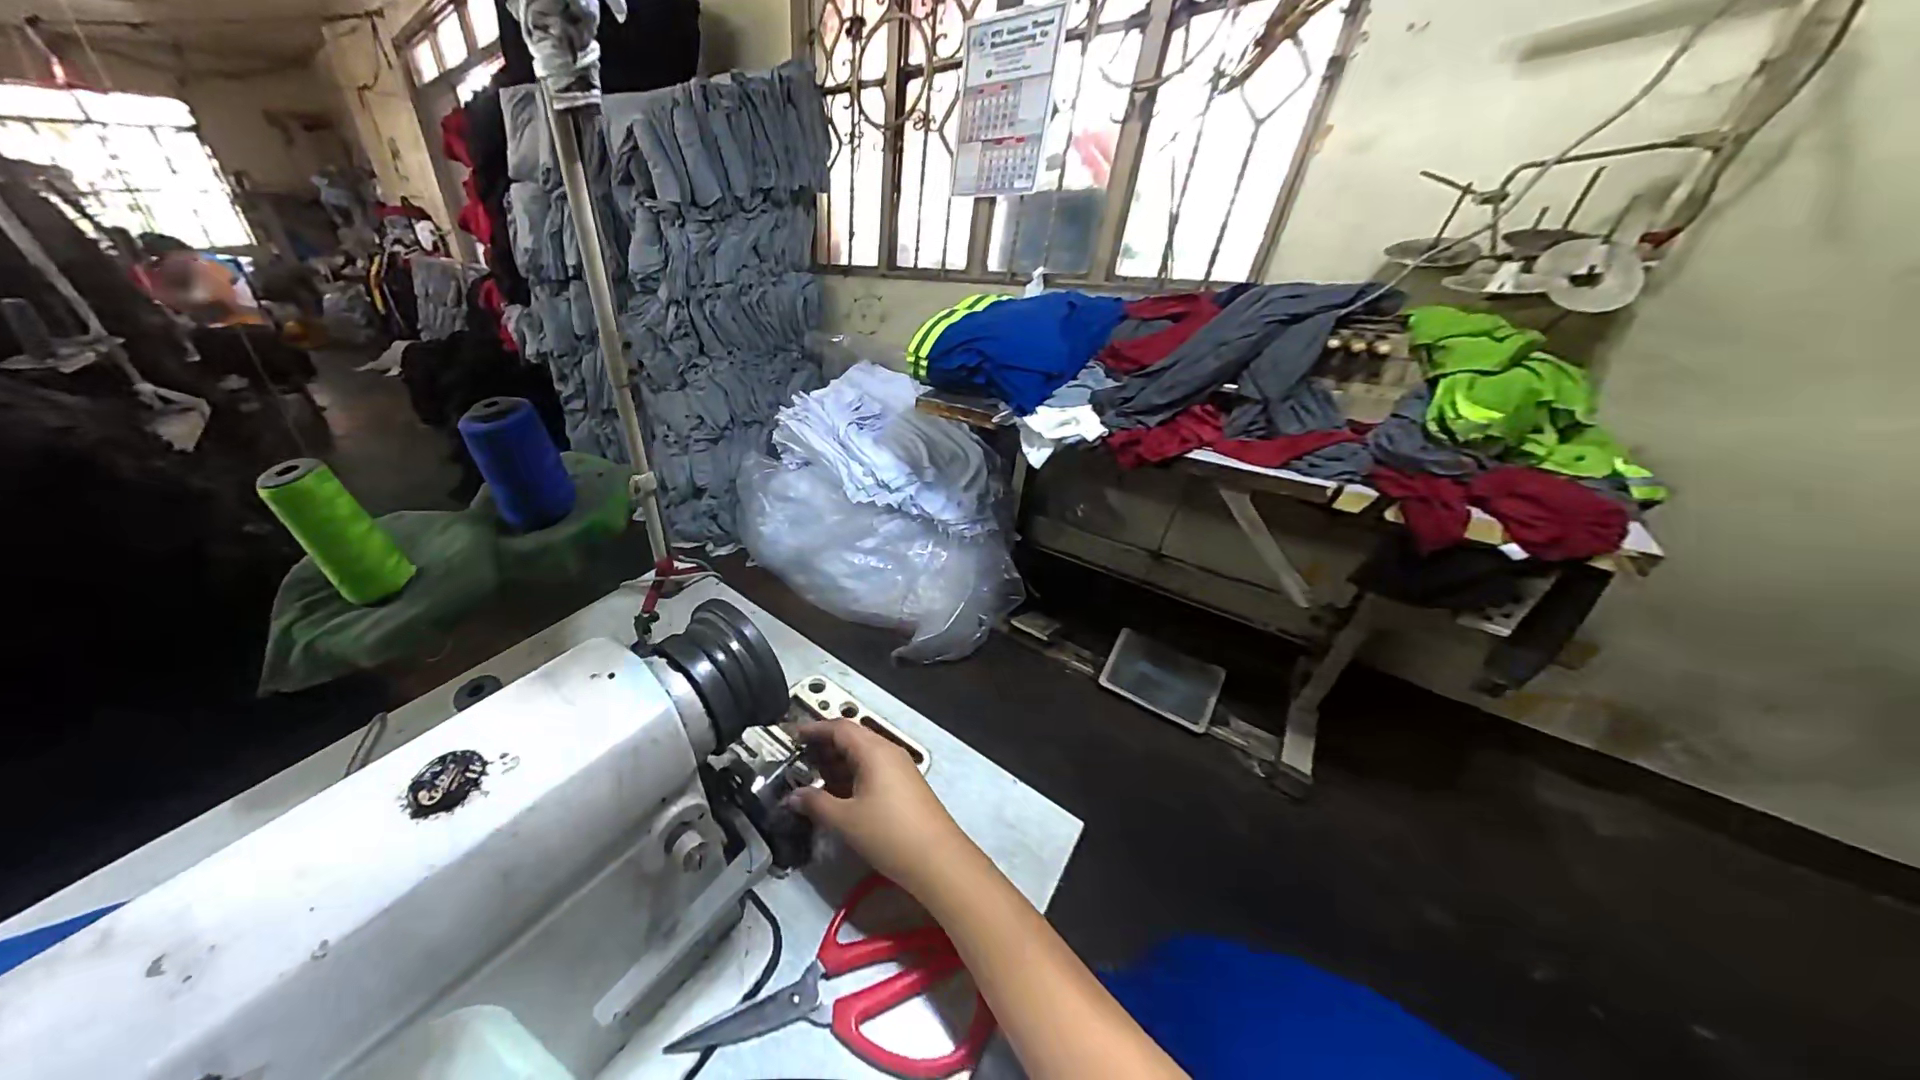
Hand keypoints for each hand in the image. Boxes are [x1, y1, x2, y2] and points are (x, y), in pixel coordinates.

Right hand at [788, 720, 973, 894]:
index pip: (840, 727)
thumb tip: (793, 797)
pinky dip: (852, 776)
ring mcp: (899, 768)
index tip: (794, 735)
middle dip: (824, 747)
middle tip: (799, 761)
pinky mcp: (904, 785)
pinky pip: (873, 770)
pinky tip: (837, 795)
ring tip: (812, 780)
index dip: (814, 729)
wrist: (936, 858)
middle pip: (852, 738)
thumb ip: (815, 803)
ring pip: (863, 756)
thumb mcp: (845, 819)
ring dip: (838, 764)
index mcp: (874, 751)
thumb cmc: (890, 833)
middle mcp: (889, 752)